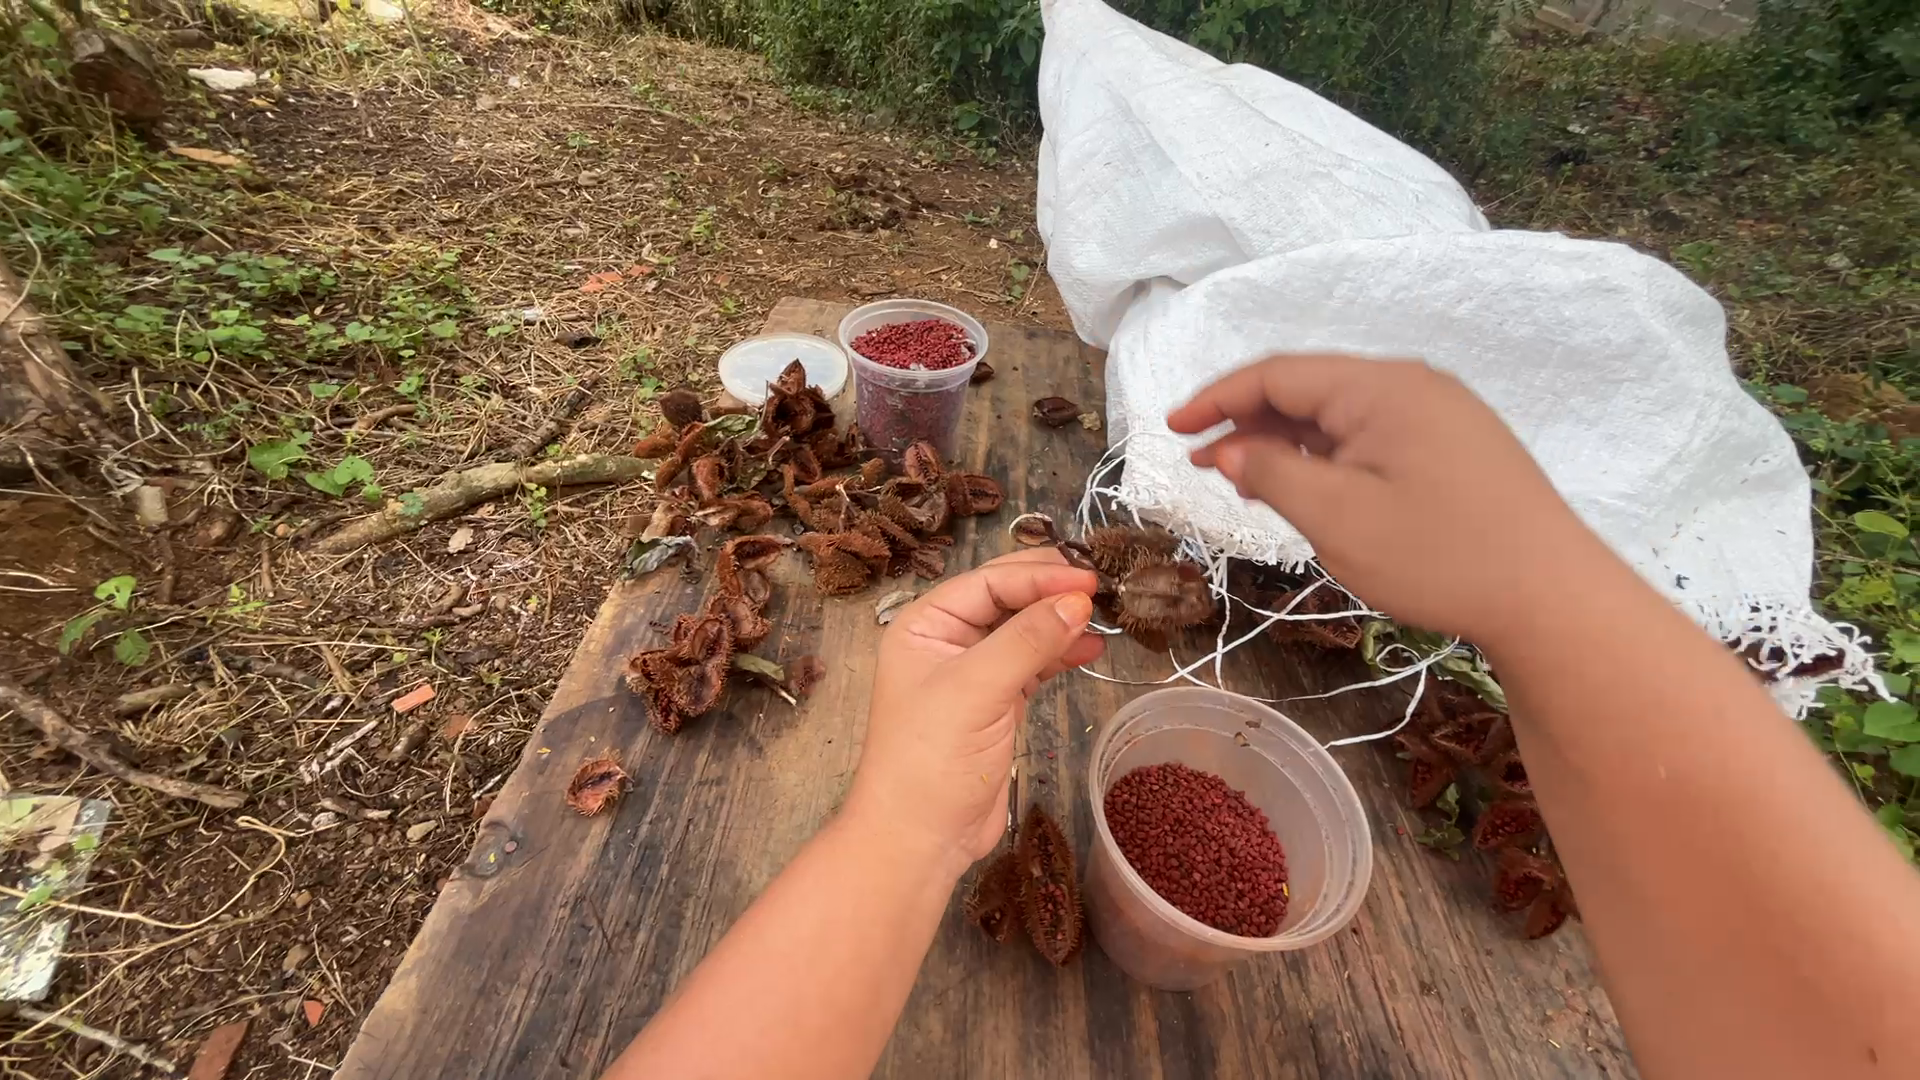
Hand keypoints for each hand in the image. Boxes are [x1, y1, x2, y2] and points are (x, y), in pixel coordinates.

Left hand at [847, 549, 1101, 876]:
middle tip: (1101, 585)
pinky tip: (1091, 646)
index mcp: (925, 623)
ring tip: (1105, 614)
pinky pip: (1032, 663)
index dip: (1038, 576)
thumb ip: (1027, 641)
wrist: (920, 839)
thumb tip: (1080, 600)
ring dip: (1060, 621)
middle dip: (1050, 590)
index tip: (1088, 577)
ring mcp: (973, 671)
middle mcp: (946, 639)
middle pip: (1005, 599)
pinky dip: (1060, 654)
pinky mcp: (996, 701)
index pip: (987, 582)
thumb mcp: (976, 690)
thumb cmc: (931, 758)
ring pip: (1022, 630)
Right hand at [1167, 354, 1607, 646]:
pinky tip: (1297, 485)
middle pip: (1305, 391)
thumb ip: (1271, 473)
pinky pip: (1363, 438)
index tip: (1172, 427)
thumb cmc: (1436, 555)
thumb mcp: (1335, 517)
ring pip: (1333, 417)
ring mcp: (1433, 415)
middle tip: (1198, 460)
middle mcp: (1408, 386)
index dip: (1217, 398)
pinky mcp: (1446, 447)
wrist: (1552, 600)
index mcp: (1380, 388)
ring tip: (1237, 478)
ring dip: (1279, 442)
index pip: (1277, 375)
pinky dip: (1318, 457)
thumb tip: (1228, 450)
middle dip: (1244, 422)